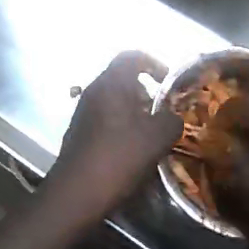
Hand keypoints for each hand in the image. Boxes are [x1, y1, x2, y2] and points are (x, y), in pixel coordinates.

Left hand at [43, 52, 181, 221]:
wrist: (75, 192)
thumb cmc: (118, 157)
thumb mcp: (156, 139)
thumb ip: (171, 120)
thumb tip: (173, 117)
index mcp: (111, 83)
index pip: (132, 55)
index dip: (154, 63)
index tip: (168, 82)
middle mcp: (94, 90)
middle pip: (123, 78)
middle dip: (146, 91)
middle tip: (163, 112)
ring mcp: (83, 110)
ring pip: (114, 99)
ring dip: (135, 110)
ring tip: (151, 134)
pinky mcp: (79, 131)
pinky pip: (105, 117)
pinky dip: (121, 125)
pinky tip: (132, 149)